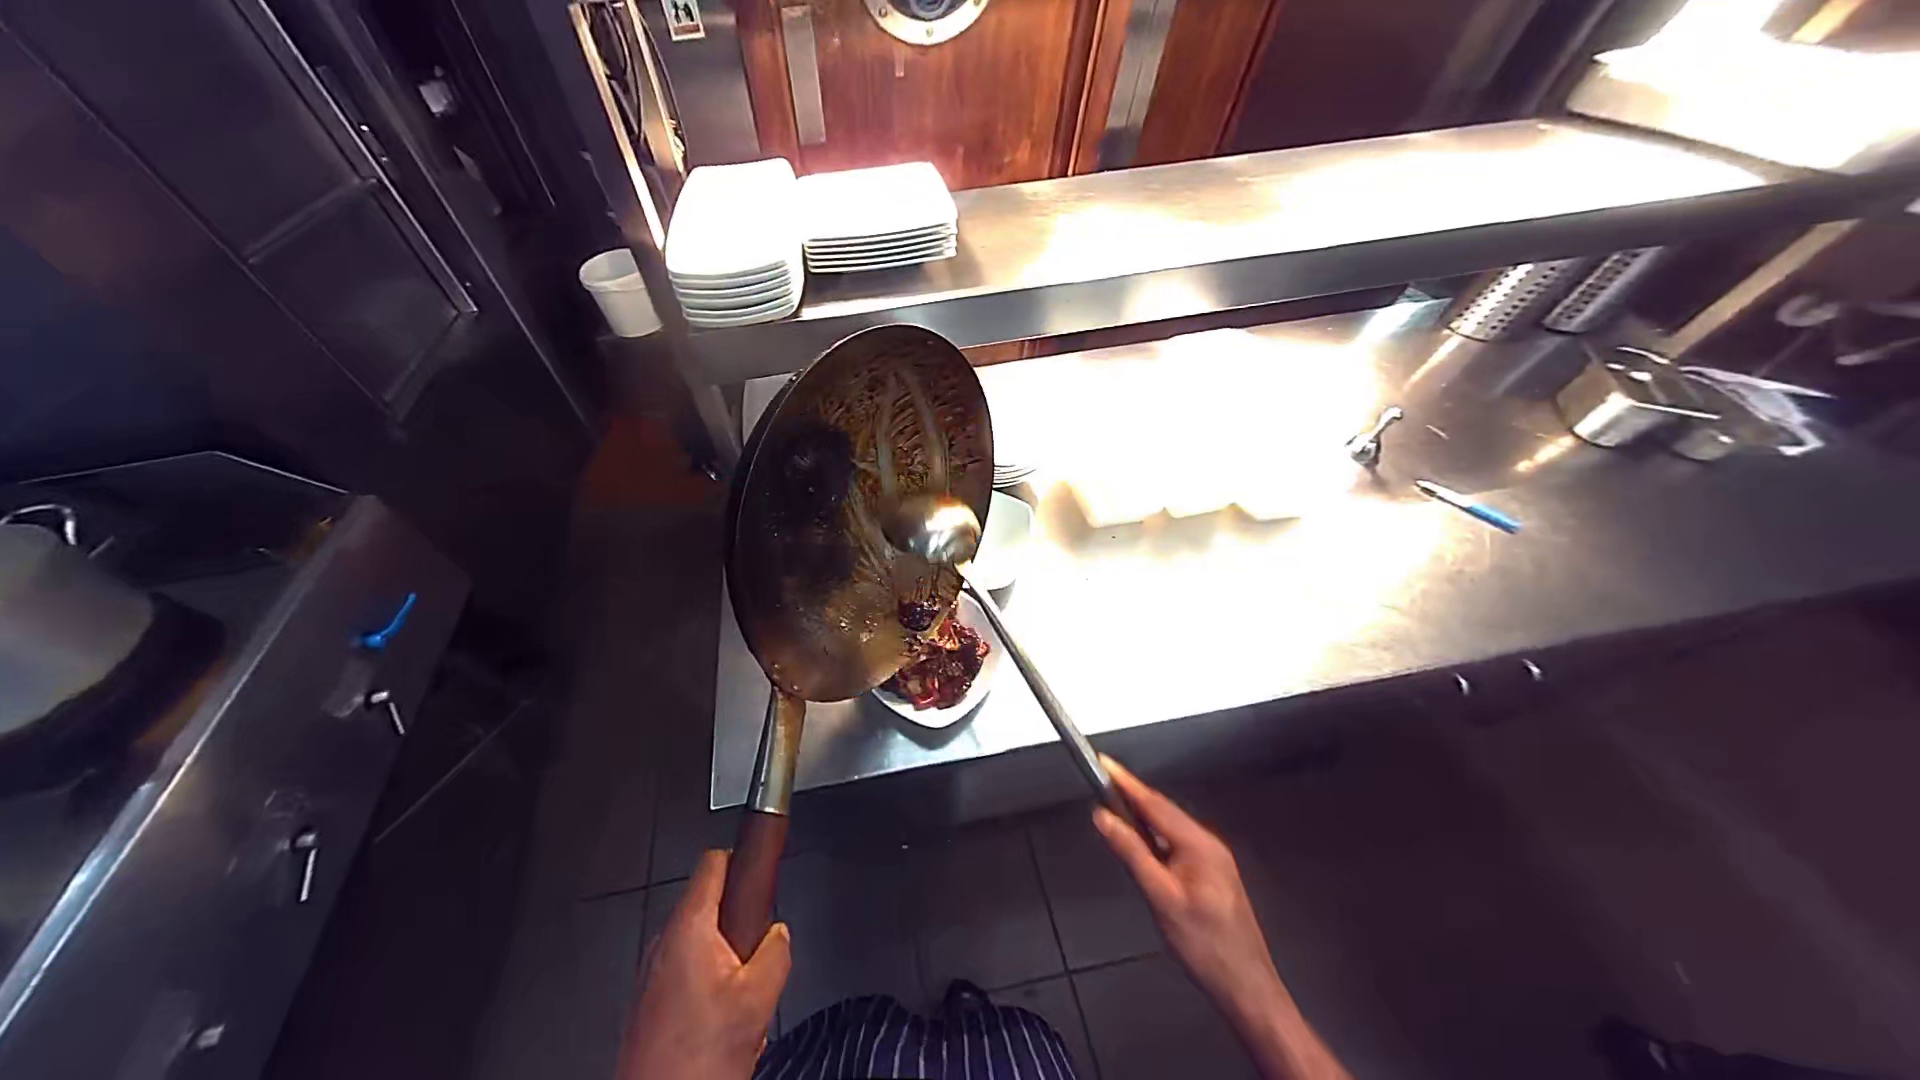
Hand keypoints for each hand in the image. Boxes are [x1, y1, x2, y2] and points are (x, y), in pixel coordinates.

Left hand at [616, 850, 790, 1079]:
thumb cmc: (695, 1064)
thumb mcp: (759, 999)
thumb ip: (777, 952)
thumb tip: (778, 935)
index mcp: (689, 930)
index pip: (714, 863)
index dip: (742, 856)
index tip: (760, 860)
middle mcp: (663, 945)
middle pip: (709, 904)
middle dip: (739, 922)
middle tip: (757, 950)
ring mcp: (651, 975)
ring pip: (699, 942)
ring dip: (725, 957)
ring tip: (740, 997)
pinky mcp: (648, 1004)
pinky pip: (685, 973)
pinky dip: (707, 984)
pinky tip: (720, 1022)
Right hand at [1093, 757, 1349, 1079]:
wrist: (1246, 987)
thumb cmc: (1206, 947)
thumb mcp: (1160, 897)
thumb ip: (1131, 852)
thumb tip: (1105, 819)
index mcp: (1199, 844)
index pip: (1154, 802)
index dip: (1126, 781)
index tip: (1105, 764)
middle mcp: (1209, 845)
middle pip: (1163, 811)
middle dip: (1132, 795)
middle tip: (1104, 781)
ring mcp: (1213, 859)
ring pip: (1170, 827)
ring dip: (1142, 815)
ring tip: (1116, 807)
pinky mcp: (1212, 873)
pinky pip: (1177, 842)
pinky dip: (1155, 835)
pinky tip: (1142, 842)